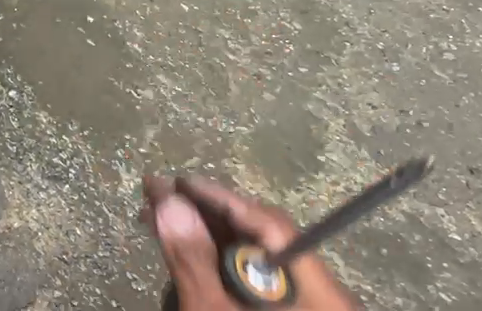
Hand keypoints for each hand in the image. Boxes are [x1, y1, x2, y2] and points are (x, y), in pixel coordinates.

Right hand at [144, 175, 361, 310]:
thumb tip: (167, 199)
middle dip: (206, 214)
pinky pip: (260, 279)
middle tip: (153, 198)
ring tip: (159, 223)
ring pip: (259, 257)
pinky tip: (188, 257)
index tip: (172, 183)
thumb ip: (190, 257)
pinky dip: (221, 262)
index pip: (273, 225)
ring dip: (207, 235)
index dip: (220, 197)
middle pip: (266, 238)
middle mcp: (328, 301)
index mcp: (324, 298)